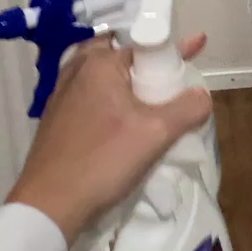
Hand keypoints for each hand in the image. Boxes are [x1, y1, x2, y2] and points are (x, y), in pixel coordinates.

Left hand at [6, 33, 212, 241]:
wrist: (48, 207)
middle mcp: (78, 68)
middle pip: (124, 56)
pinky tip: (124, 119)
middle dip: (150, 63)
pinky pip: (93, 95)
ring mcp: (62, 92)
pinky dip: (112, 99)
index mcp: (100, 62)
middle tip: (173, 79)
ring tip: (153, 98)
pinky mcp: (56, 116)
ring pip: (106, 76)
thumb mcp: (155, 134)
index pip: (146, 44)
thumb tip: (203, 96)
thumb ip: (187, 109)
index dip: (174, 48)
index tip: (198, 44)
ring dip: (130, 83)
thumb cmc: (102, 161)